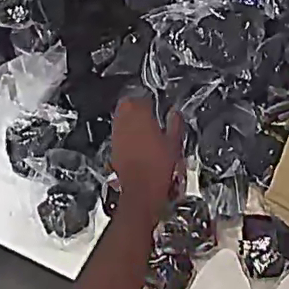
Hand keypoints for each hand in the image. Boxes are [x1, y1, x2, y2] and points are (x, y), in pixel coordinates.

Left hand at [110, 95, 182, 220]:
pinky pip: (118, 131)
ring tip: (144, 126)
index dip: (151, 100)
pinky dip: (126, 131)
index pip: (142, 97)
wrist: (140, 191)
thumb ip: (175, 124)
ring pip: (120, 116)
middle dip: (137, 104)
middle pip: (127, 103)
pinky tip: (137, 141)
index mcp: (140, 114)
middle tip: (149, 112)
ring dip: (130, 117)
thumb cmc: (157, 168)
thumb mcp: (174, 144)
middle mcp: (124, 120)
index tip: (158, 105)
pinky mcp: (113, 146)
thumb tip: (175, 114)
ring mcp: (116, 133)